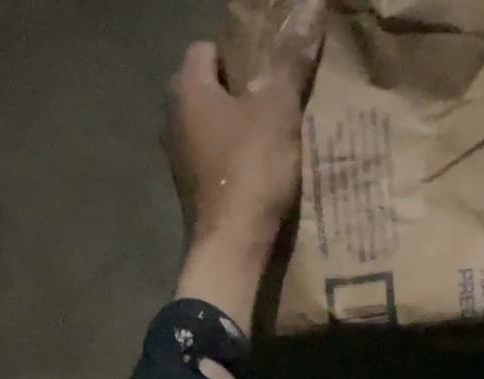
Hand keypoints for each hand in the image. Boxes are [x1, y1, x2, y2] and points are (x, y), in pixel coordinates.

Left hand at [166, 0, 324, 328]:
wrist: (231, 249)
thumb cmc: (250, 170)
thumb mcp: (277, 109)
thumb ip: (291, 59)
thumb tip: (311, 3)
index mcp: (185, 88)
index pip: (207, 50)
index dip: (240, 55)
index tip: (270, 72)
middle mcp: (172, 120)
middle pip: (210, 92)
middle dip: (241, 95)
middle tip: (280, 105)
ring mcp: (179, 162)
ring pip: (212, 131)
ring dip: (239, 133)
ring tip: (277, 143)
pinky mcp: (193, 195)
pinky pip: (215, 165)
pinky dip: (235, 165)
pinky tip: (263, 178)